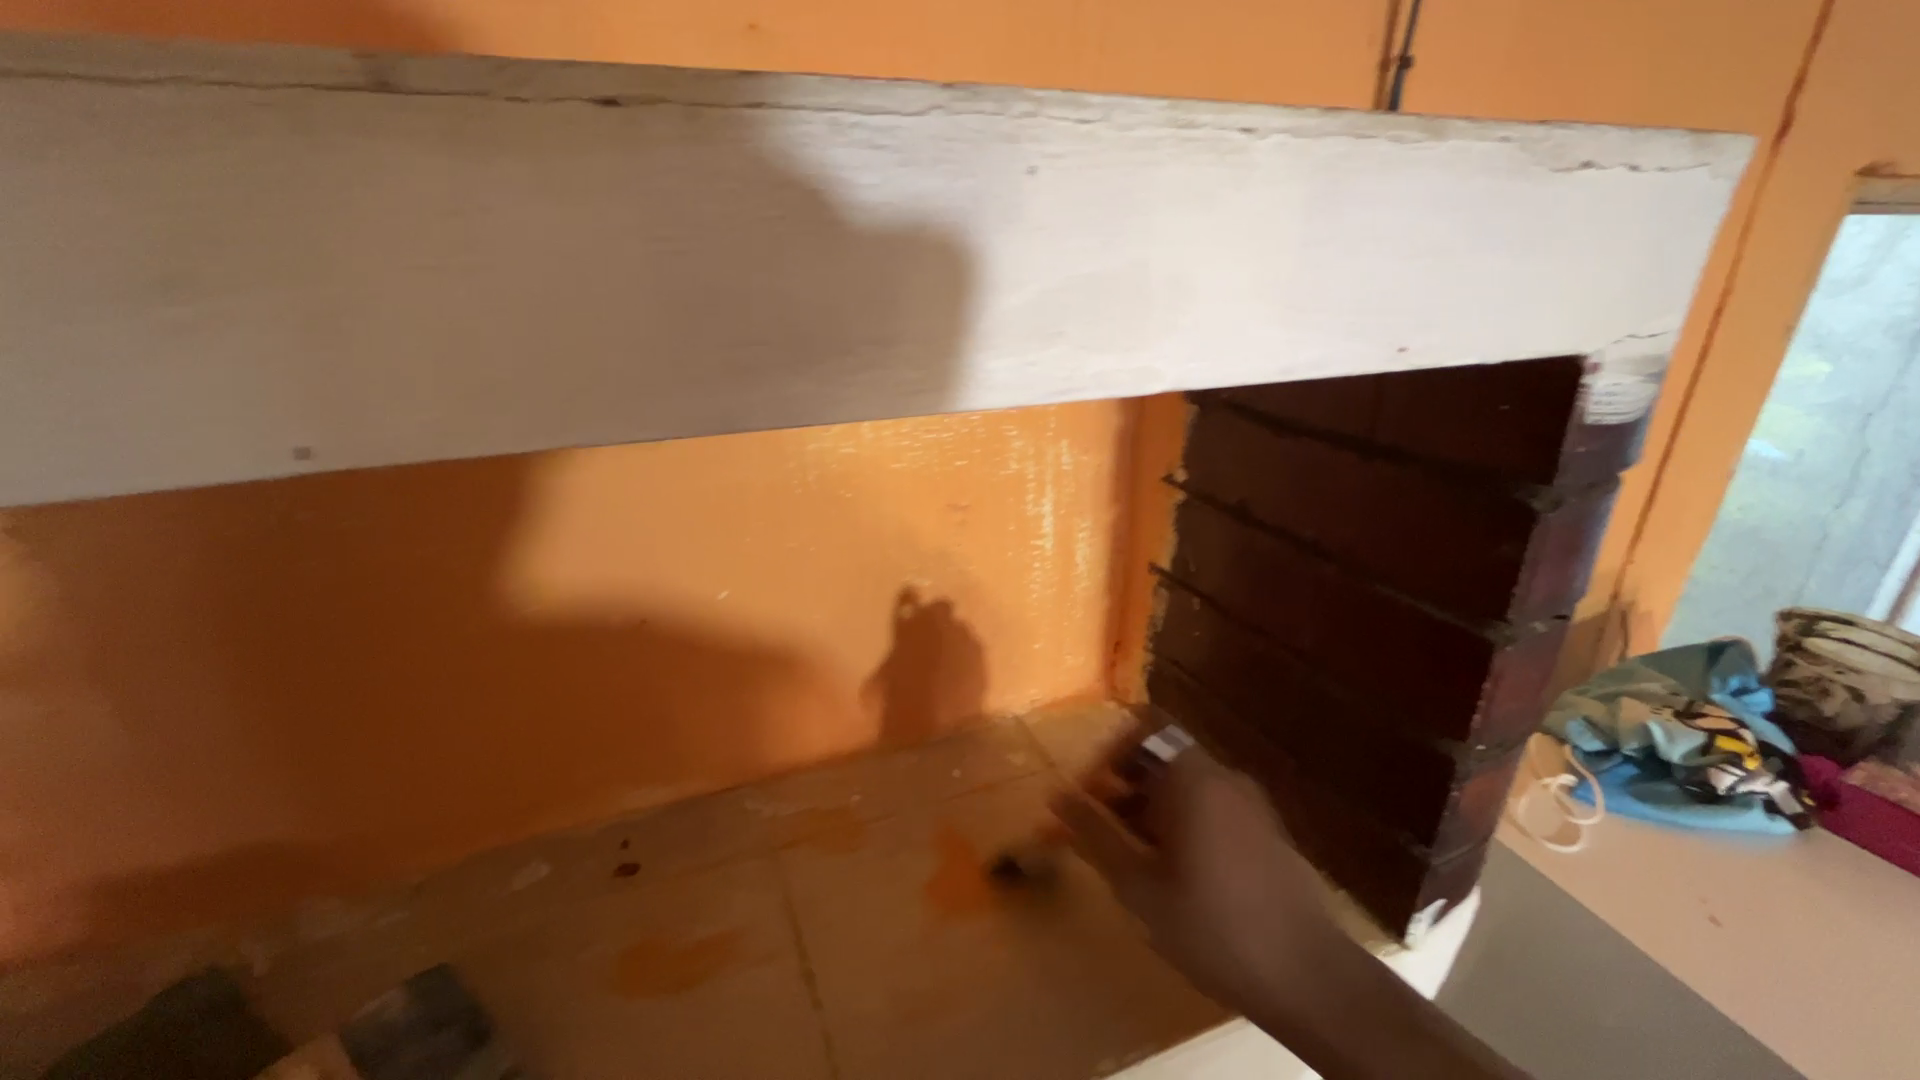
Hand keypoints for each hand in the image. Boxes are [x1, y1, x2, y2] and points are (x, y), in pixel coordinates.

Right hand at [1050, 741, 1346, 1015]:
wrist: (1307, 977)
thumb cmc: (1211, 925)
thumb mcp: (1138, 885)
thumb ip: (1096, 834)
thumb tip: (1058, 795)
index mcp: (1195, 778)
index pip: (1149, 726)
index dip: (1114, 748)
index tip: (1091, 787)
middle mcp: (1227, 779)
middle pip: (1168, 757)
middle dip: (1128, 784)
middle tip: (1102, 827)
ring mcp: (1254, 806)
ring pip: (1191, 786)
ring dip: (1155, 808)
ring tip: (1133, 857)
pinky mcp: (1269, 835)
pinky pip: (1215, 809)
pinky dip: (1186, 823)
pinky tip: (1176, 874)